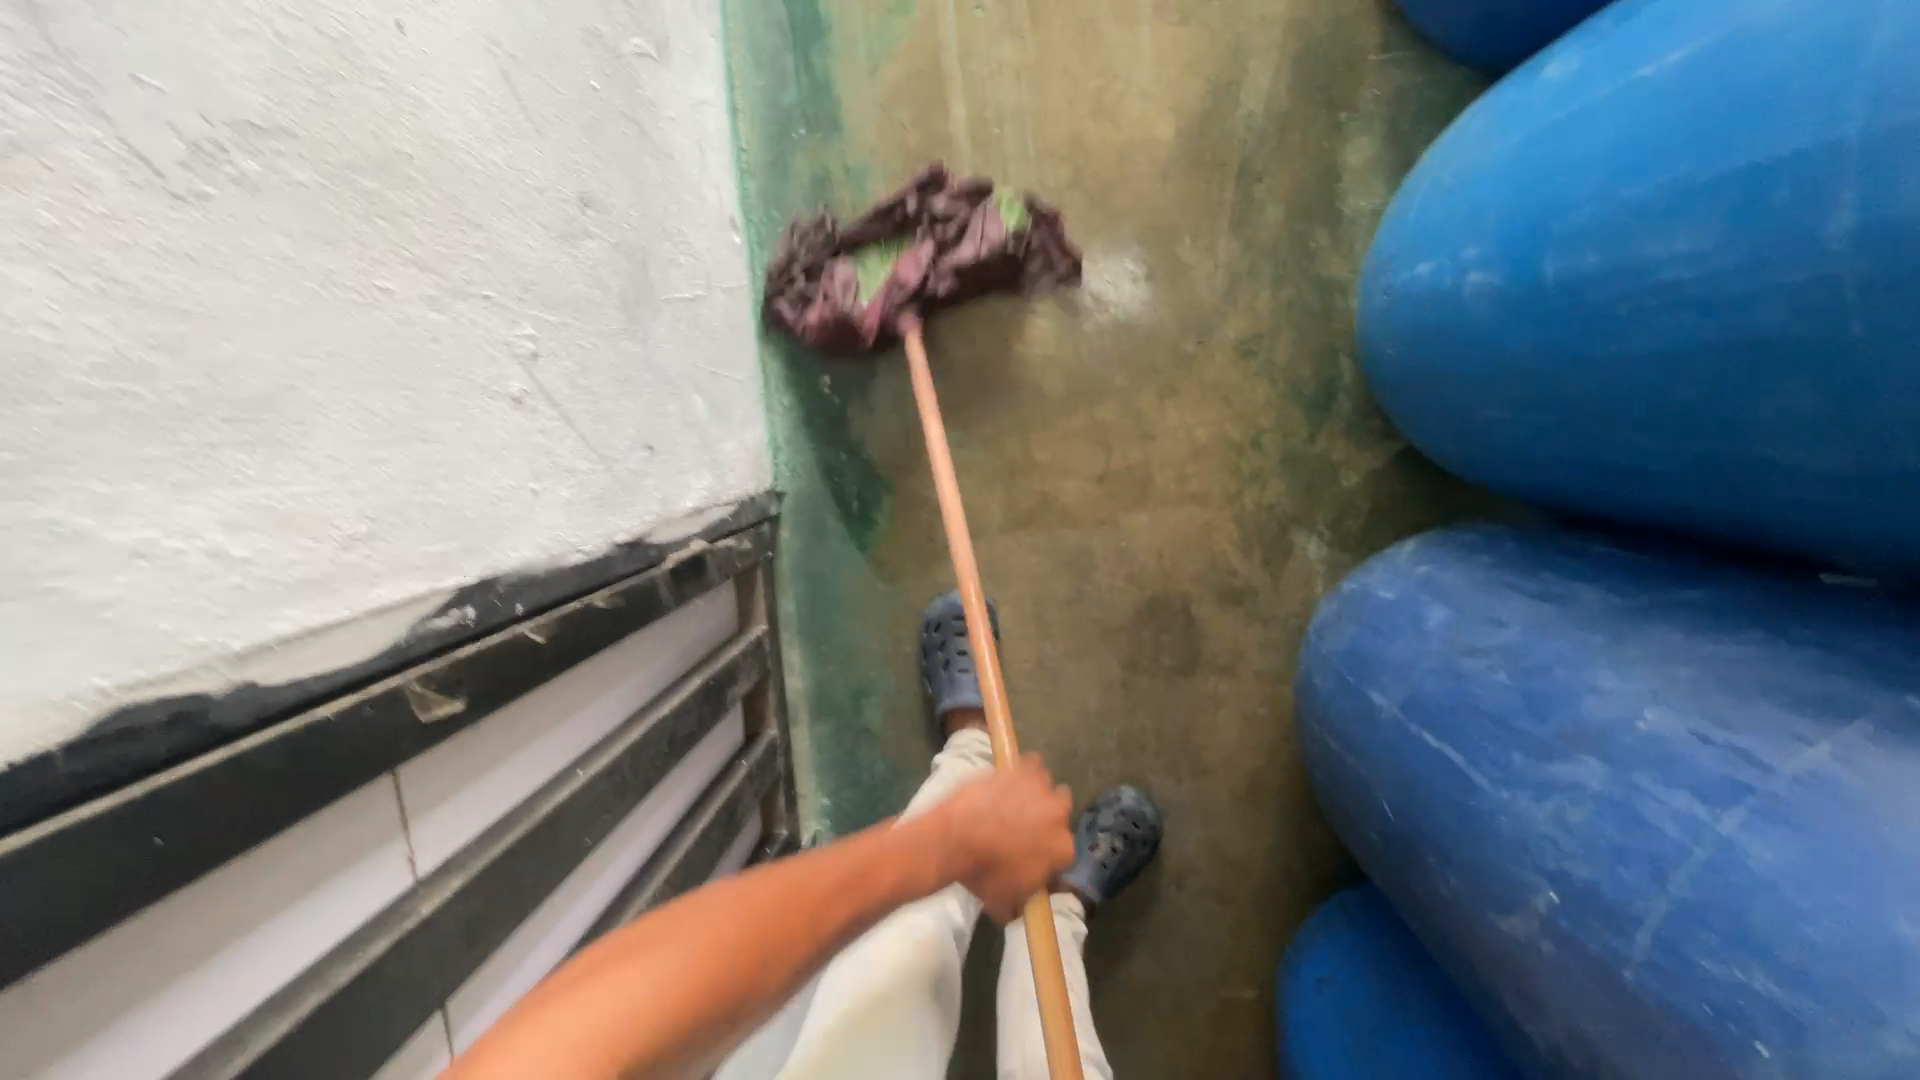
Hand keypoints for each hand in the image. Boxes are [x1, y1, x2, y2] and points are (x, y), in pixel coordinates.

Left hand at [933, 755, 1075, 921]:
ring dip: (1035, 791)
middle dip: (1047, 816)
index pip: (1063, 849)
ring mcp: (1042, 789)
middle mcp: (1060, 816)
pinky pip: (1032, 764)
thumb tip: (1027, 903)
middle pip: (1061, 811)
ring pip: (1047, 786)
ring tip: (1014, 799)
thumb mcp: (1007, 901)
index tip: (1032, 850)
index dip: (1047, 849)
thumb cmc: (981, 874)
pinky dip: (1024, 770)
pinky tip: (1009, 779)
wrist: (956, 838)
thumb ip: (1026, 897)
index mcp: (1063, 850)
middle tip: (1023, 823)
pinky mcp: (1023, 769)